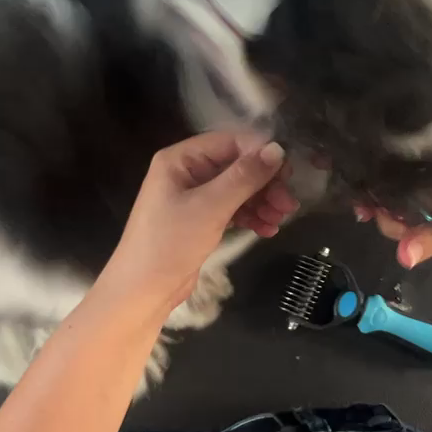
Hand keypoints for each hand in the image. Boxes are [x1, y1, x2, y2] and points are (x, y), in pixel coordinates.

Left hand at [102, 132, 295, 310]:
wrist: (143, 289)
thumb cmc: (170, 243)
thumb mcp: (210, 207)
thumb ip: (244, 177)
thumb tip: (278, 149)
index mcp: (182, 159)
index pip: (231, 142)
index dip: (261, 154)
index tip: (287, 174)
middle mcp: (189, 172)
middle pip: (238, 166)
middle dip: (266, 184)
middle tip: (288, 205)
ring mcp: (195, 197)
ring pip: (239, 189)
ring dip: (263, 202)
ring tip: (280, 220)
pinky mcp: (202, 219)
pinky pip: (234, 209)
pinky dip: (252, 216)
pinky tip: (268, 229)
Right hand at [356, 168, 431, 267]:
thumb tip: (402, 256)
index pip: (393, 173)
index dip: (374, 192)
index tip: (362, 211)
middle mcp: (431, 174)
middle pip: (394, 193)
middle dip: (387, 214)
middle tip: (399, 232)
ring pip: (403, 207)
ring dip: (399, 224)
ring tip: (411, 237)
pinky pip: (416, 215)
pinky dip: (409, 226)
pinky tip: (411, 236)